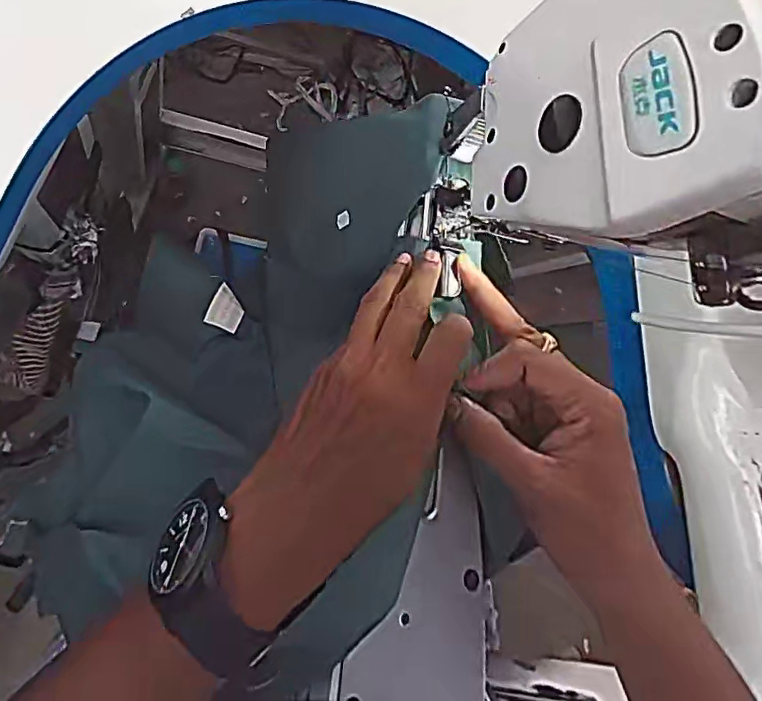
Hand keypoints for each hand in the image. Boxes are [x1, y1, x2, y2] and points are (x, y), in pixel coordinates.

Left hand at [219, 251, 472, 629]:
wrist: (300, 500)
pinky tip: (375, 308)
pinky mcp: (327, 364)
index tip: (461, 321)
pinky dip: (368, 310)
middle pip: (409, 305)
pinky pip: (353, 328)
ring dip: (392, 279)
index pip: (449, 335)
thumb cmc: (359, 494)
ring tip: (403, 263)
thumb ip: (431, 407)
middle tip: (433, 262)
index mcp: (415, 394)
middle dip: (425, 278)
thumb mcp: (418, 455)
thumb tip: (437, 381)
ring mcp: (350, 361)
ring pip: (374, 305)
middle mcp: (383, 368)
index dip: (460, 323)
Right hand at [447, 257, 667, 611]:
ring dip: (490, 383)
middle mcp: (583, 398)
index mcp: (589, 403)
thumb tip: (455, 405)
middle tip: (467, 277)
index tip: (464, 391)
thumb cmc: (595, 536)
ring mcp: (571, 411)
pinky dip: (496, 405)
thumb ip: (488, 437)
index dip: (490, 371)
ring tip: (463, 393)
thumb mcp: (532, 483)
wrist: (618, 572)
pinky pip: (520, 401)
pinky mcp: (560, 427)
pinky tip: (478, 413)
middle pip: (529, 348)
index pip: (530, 360)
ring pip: (520, 375)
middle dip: (492, 315)